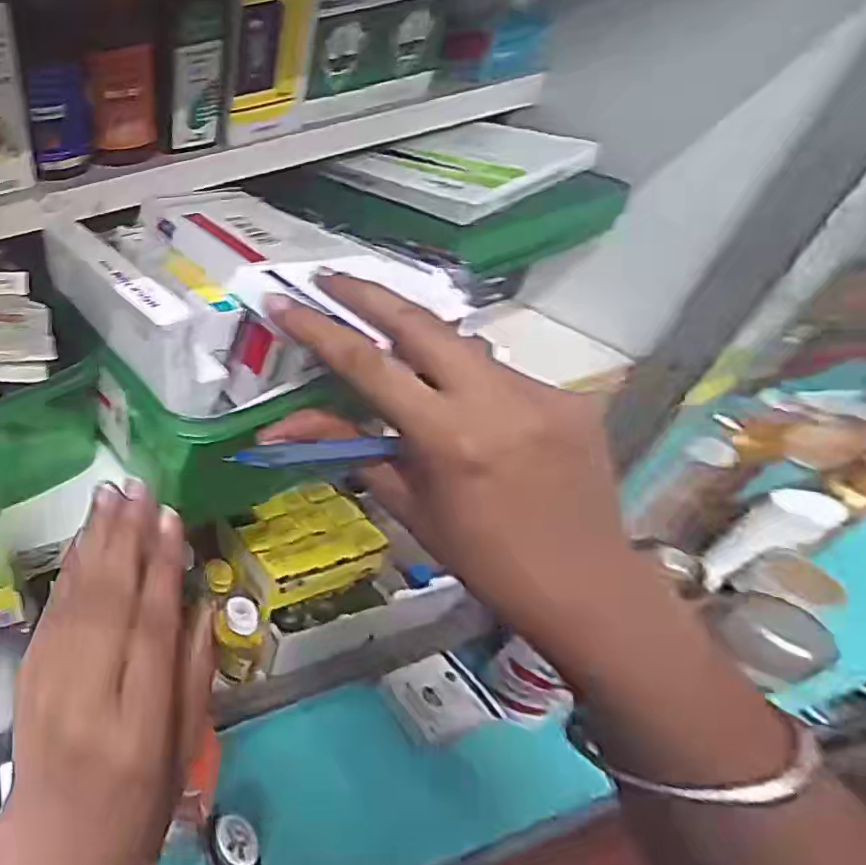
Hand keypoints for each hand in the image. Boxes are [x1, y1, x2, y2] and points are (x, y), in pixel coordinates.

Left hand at [0, 480, 212, 864]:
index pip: (152, 631)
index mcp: (134, 726)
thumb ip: (194, 683)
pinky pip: (53, 607)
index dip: (163, 570)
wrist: (52, 842)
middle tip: (139, 489)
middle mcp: (86, 694)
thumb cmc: (132, 811)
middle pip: (109, 601)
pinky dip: (70, 567)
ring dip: (95, 539)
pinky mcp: (28, 669)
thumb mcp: (180, 759)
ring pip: (77, 596)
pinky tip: (84, 538)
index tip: (172, 521)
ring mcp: (48, 678)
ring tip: (111, 495)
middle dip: (125, 538)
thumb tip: (200, 609)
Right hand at [259, 274, 634, 646]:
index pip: (368, 365)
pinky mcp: (569, 397)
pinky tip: (452, 396)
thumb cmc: (478, 555)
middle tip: (328, 277)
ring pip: (459, 345)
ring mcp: (541, 393)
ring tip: (383, 337)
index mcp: (449, 436)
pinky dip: (460, 373)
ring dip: (415, 337)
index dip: (319, 329)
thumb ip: (347, 446)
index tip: (284, 301)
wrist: (587, 587)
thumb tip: (278, 427)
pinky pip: (495, 370)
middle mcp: (497, 401)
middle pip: (420, 325)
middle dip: (368, 294)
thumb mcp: (403, 499)